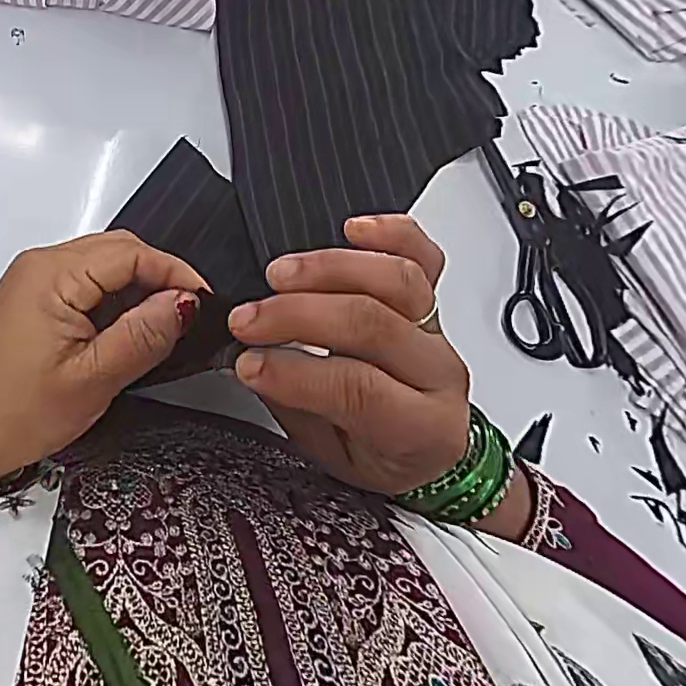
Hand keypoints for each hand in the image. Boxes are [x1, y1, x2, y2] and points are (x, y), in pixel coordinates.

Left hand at [0, 230, 205, 485]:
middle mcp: (40, 266)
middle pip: (120, 250)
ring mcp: (35, 279)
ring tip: (157, 328)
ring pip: (107, 264)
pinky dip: (116, 299)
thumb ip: (144, 334)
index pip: (132, 252)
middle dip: (160, 277)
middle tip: (186, 314)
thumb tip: (184, 303)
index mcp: (50, 276)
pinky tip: (126, 331)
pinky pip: (89, 281)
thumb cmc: (10, 414)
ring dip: (138, 289)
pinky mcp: (36, 296)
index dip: (175, 273)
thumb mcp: (93, 379)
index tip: (201, 300)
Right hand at [229, 214, 469, 495]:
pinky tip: (352, 229)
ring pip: (397, 280)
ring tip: (279, 274)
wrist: (432, 451)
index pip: (359, 388)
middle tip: (247, 319)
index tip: (247, 362)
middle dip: (295, 315)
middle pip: (371, 324)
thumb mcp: (333, 457)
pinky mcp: (433, 300)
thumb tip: (254, 359)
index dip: (295, 372)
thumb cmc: (383, 456)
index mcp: (420, 427)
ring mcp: (438, 330)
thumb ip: (295, 404)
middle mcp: (437, 372)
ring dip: (329, 269)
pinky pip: (425, 255)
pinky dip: (391, 234)